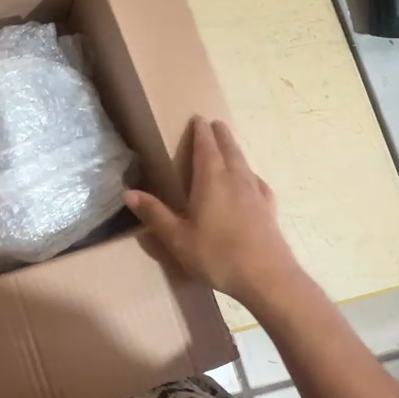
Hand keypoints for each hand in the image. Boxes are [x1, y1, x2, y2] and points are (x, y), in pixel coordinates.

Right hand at [123, 117, 299, 300]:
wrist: (268, 278)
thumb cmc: (218, 255)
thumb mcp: (177, 238)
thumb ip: (155, 214)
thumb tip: (129, 193)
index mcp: (212, 181)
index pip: (206, 148)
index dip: (201, 132)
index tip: (198, 118)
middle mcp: (236, 180)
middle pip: (229, 150)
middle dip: (221, 135)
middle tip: (215, 124)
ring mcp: (256, 194)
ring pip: (244, 164)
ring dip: (236, 151)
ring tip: (230, 146)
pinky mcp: (269, 210)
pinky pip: (258, 184)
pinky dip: (251, 176)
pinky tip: (252, 182)